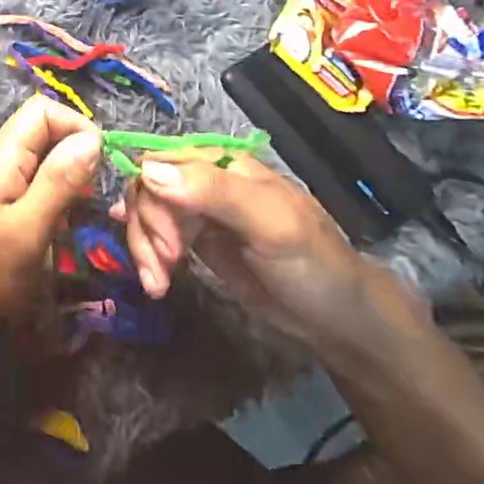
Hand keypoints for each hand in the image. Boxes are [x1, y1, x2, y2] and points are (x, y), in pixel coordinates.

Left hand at [0, 98, 100, 351]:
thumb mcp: (27, 230)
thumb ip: (60, 181)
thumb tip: (92, 139)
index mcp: (1, 152)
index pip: (45, 109)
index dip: (77, 129)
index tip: (95, 171)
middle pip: (45, 132)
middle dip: (73, 161)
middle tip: (83, 204)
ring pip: (41, 159)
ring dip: (63, 185)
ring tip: (67, 223)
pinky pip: (29, 183)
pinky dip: (48, 200)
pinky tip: (50, 232)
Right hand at [111, 150, 389, 346]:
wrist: (339, 320)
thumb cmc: (311, 264)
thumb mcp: (270, 224)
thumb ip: (213, 192)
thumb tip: (148, 171)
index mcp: (222, 163)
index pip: (160, 164)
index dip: (152, 202)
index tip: (166, 246)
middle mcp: (204, 180)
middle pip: (147, 190)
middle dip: (146, 231)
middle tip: (160, 272)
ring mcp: (198, 210)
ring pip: (147, 213)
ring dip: (144, 248)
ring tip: (156, 285)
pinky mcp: (196, 239)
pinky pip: (157, 236)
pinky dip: (149, 256)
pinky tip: (153, 278)